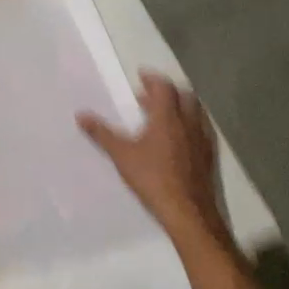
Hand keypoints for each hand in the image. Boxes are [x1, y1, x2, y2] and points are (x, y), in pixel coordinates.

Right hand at [80, 70, 229, 244]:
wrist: (188, 212)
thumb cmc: (152, 178)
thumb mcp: (121, 155)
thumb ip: (101, 133)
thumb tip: (80, 114)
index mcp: (168, 117)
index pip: (164, 87)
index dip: (152, 79)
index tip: (141, 76)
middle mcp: (189, 123)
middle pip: (184, 95)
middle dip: (168, 91)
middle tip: (149, 95)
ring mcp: (202, 140)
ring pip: (195, 112)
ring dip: (180, 106)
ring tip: (162, 114)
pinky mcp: (209, 156)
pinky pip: (201, 130)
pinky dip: (189, 124)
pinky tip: (177, 139)